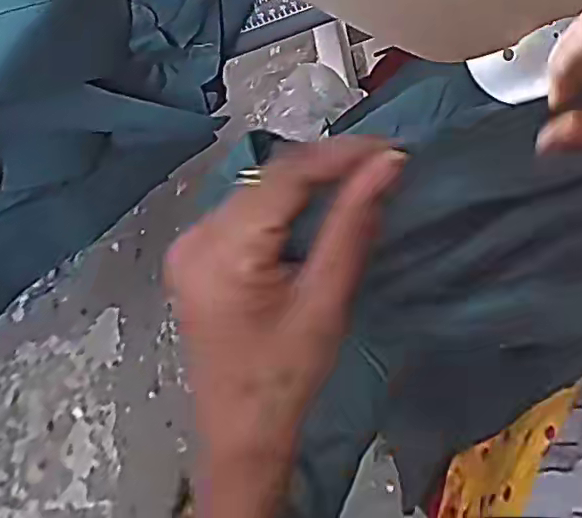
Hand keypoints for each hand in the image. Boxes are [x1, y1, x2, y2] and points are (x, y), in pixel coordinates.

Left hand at [164, 137, 405, 517]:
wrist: (243, 435)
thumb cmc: (285, 376)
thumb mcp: (327, 298)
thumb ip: (355, 221)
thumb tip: (388, 163)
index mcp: (221, 252)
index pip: (287, 175)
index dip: (341, 153)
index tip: (388, 147)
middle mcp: (197, 237)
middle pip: (273, 174)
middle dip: (332, 162)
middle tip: (382, 160)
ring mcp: (193, 241)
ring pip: (266, 182)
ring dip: (316, 175)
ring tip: (363, 172)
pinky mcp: (202, 248)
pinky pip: (256, 200)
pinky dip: (296, 194)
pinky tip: (327, 194)